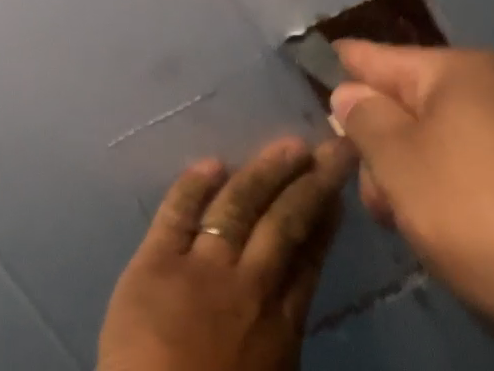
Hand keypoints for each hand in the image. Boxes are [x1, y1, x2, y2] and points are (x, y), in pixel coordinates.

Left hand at [97, 136, 354, 370]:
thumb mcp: (268, 370)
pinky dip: (194, 186)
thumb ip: (274, 332)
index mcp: (280, 323)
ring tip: (289, 146)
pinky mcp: (156, 262)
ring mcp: (202, 270)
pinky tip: (211, 164)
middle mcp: (248, 287)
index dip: (323, 221)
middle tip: (331, 148)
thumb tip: (284, 300)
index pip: (307, 258)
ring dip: (265, 174)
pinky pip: (178, 214)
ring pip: (239, 209)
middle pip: (284, 225)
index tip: (338, 191)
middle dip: (310, 184)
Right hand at [327, 42, 493, 347]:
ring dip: (420, 189)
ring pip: (443, 151)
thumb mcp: (402, 167)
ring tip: (431, 238)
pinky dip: (465, 207)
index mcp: (451, 72)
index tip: (302, 90)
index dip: (332, 73)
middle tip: (383, 207)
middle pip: (406, 109)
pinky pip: (485, 180)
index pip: (368, 56)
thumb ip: (364, 122)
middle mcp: (493, 90)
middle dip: (382, 154)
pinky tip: (474, 248)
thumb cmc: (491, 215)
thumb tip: (350, 92)